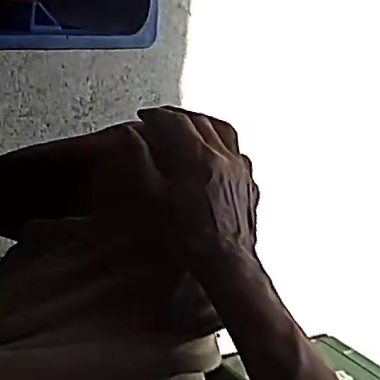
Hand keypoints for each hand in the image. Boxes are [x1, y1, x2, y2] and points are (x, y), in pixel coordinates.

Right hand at [127, 106, 260, 271]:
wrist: (227, 264)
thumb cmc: (189, 235)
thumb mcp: (153, 196)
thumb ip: (139, 159)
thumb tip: (130, 134)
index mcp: (196, 155)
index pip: (174, 120)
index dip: (155, 115)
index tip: (145, 116)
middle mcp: (221, 156)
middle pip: (199, 119)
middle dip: (176, 115)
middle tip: (161, 118)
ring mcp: (239, 169)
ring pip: (223, 130)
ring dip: (202, 122)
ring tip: (189, 125)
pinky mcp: (249, 183)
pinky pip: (237, 151)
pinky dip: (221, 143)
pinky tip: (213, 153)